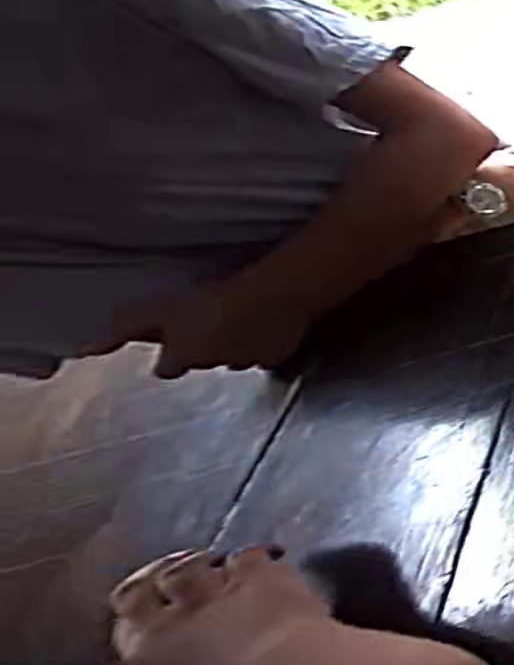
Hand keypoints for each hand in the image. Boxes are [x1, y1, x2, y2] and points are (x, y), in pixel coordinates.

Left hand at [98, 279, 314, 377]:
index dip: (171, 357)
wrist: (274, 294)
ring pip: (237, 360)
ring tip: (242, 328)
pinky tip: (267, 332)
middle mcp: (215, 365)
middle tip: (212, 329)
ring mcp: (249, 362)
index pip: (169, 369)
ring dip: (236, 350)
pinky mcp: (279, 355)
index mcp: (184, 358)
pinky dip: (264, 348)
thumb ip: (122, 332)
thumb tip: (83, 351)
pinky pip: (267, 356)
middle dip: (206, 351)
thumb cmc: (213, 300)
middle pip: (205, 363)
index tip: (178, 344)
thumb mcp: (157, 311)